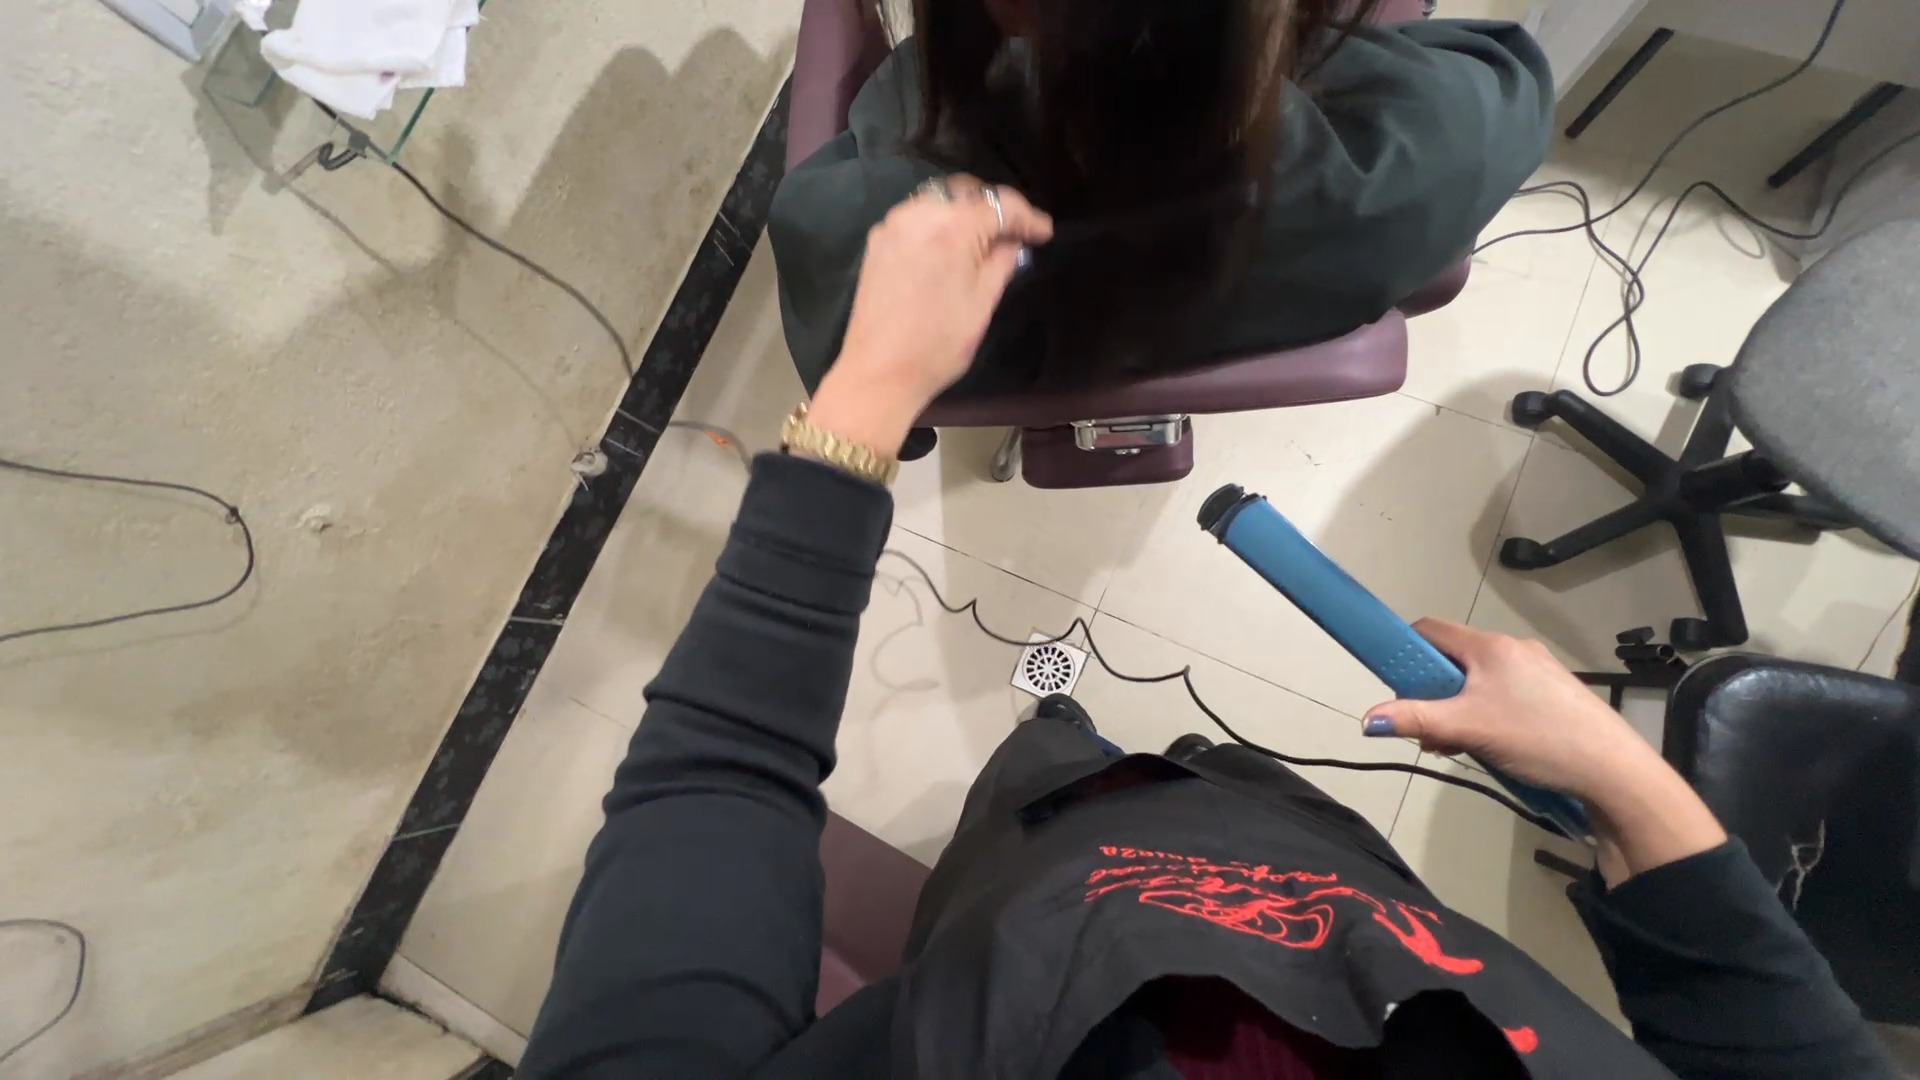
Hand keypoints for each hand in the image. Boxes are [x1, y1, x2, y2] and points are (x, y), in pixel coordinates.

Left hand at [806, 176, 1052, 454]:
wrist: (878, 373)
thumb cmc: (937, 346)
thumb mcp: (981, 306)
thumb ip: (1001, 264)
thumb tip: (1012, 244)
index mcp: (951, 228)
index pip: (999, 205)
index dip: (1026, 217)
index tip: (1043, 233)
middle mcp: (918, 215)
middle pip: (966, 195)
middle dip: (993, 211)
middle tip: (1013, 236)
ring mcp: (892, 227)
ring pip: (938, 202)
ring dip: (964, 216)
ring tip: (981, 245)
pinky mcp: (876, 244)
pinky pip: (915, 220)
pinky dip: (937, 227)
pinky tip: (947, 252)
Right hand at [1365, 619, 1724, 885]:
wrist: (1620, 776)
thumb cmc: (1539, 738)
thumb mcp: (1466, 729)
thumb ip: (1413, 720)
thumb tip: (1365, 721)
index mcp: (1490, 646)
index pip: (1429, 629)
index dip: (1405, 648)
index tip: (1396, 680)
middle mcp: (1514, 649)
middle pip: (1452, 658)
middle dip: (1430, 690)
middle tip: (1427, 723)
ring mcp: (1538, 671)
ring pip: (1476, 680)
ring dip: (1457, 707)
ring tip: (1459, 742)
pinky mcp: (1554, 695)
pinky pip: (1502, 694)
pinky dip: (1485, 714)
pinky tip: (1491, 744)